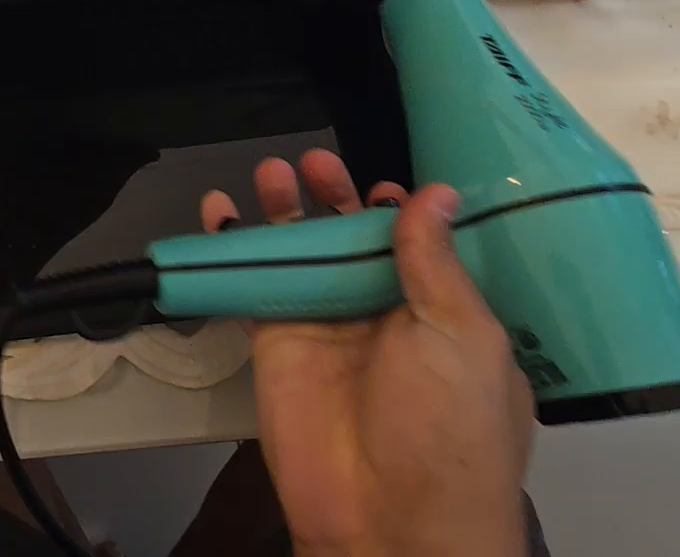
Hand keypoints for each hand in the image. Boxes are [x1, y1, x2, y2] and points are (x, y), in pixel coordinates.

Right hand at [200, 152, 534, 556]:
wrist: (386, 517)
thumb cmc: (447, 425)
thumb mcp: (461, 337)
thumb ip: (435, 261)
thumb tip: (439, 192)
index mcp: (436, 310)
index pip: (413, 244)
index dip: (398, 210)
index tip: (382, 182)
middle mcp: (378, 308)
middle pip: (348, 235)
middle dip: (333, 194)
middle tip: (317, 162)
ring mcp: (322, 321)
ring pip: (298, 247)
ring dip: (283, 206)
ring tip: (273, 169)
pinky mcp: (274, 335)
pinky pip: (251, 277)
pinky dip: (231, 242)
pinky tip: (219, 209)